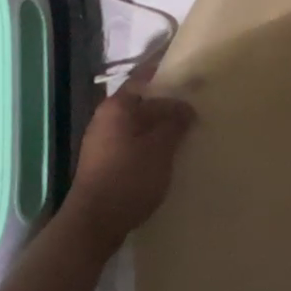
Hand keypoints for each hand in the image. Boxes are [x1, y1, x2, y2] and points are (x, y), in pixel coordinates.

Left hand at [61, 57, 196, 250]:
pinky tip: (168, 151)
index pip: (144, 77)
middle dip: (166, 100)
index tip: (188, 67)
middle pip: (141, 100)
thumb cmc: (128, 178)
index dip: (166, 70)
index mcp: (117, 106)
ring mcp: (102, 141)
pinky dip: (150, 141)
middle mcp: (105, 118)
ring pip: (137, 122)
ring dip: (159, 123)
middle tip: (196, 101)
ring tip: (187, 127)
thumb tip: (185, 105)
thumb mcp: (160, 148)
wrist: (94, 223)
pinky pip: (133, 141)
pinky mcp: (105, 162)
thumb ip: (174, 122)